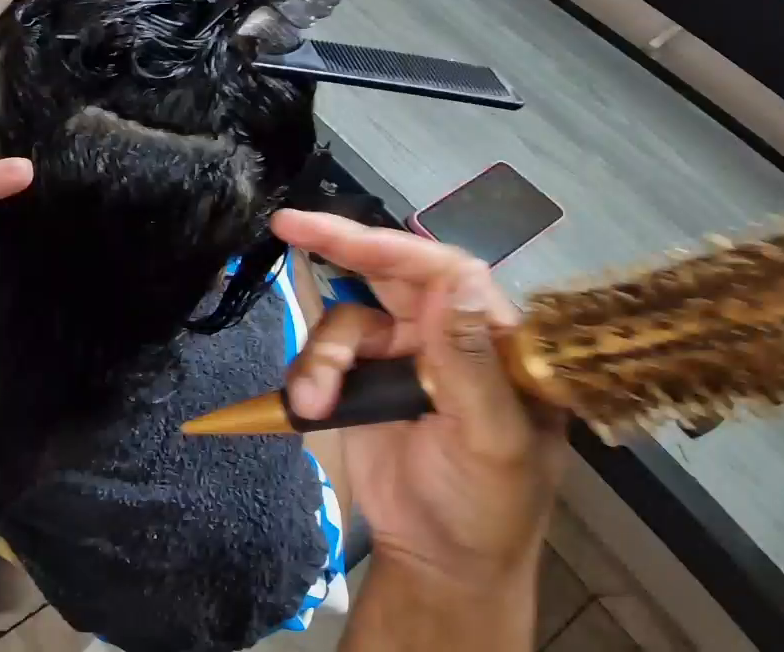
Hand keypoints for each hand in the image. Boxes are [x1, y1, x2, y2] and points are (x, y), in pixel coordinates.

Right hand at [273, 210, 566, 592]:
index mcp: (497, 344)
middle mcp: (447, 337)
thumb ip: (470, 362)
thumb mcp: (491, 441)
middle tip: (286, 225)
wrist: (438, 558)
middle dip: (336, 246)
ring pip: (343, 322)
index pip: (443, 273)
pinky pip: (320, 355)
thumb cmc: (486, 506)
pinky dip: (309, 378)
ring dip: (321, 359)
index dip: (385, 245)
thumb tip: (455, 280)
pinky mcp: (359, 378)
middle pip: (388, 272)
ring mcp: (400, 355)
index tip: (327, 230)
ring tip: (315, 404)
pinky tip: (311, 409)